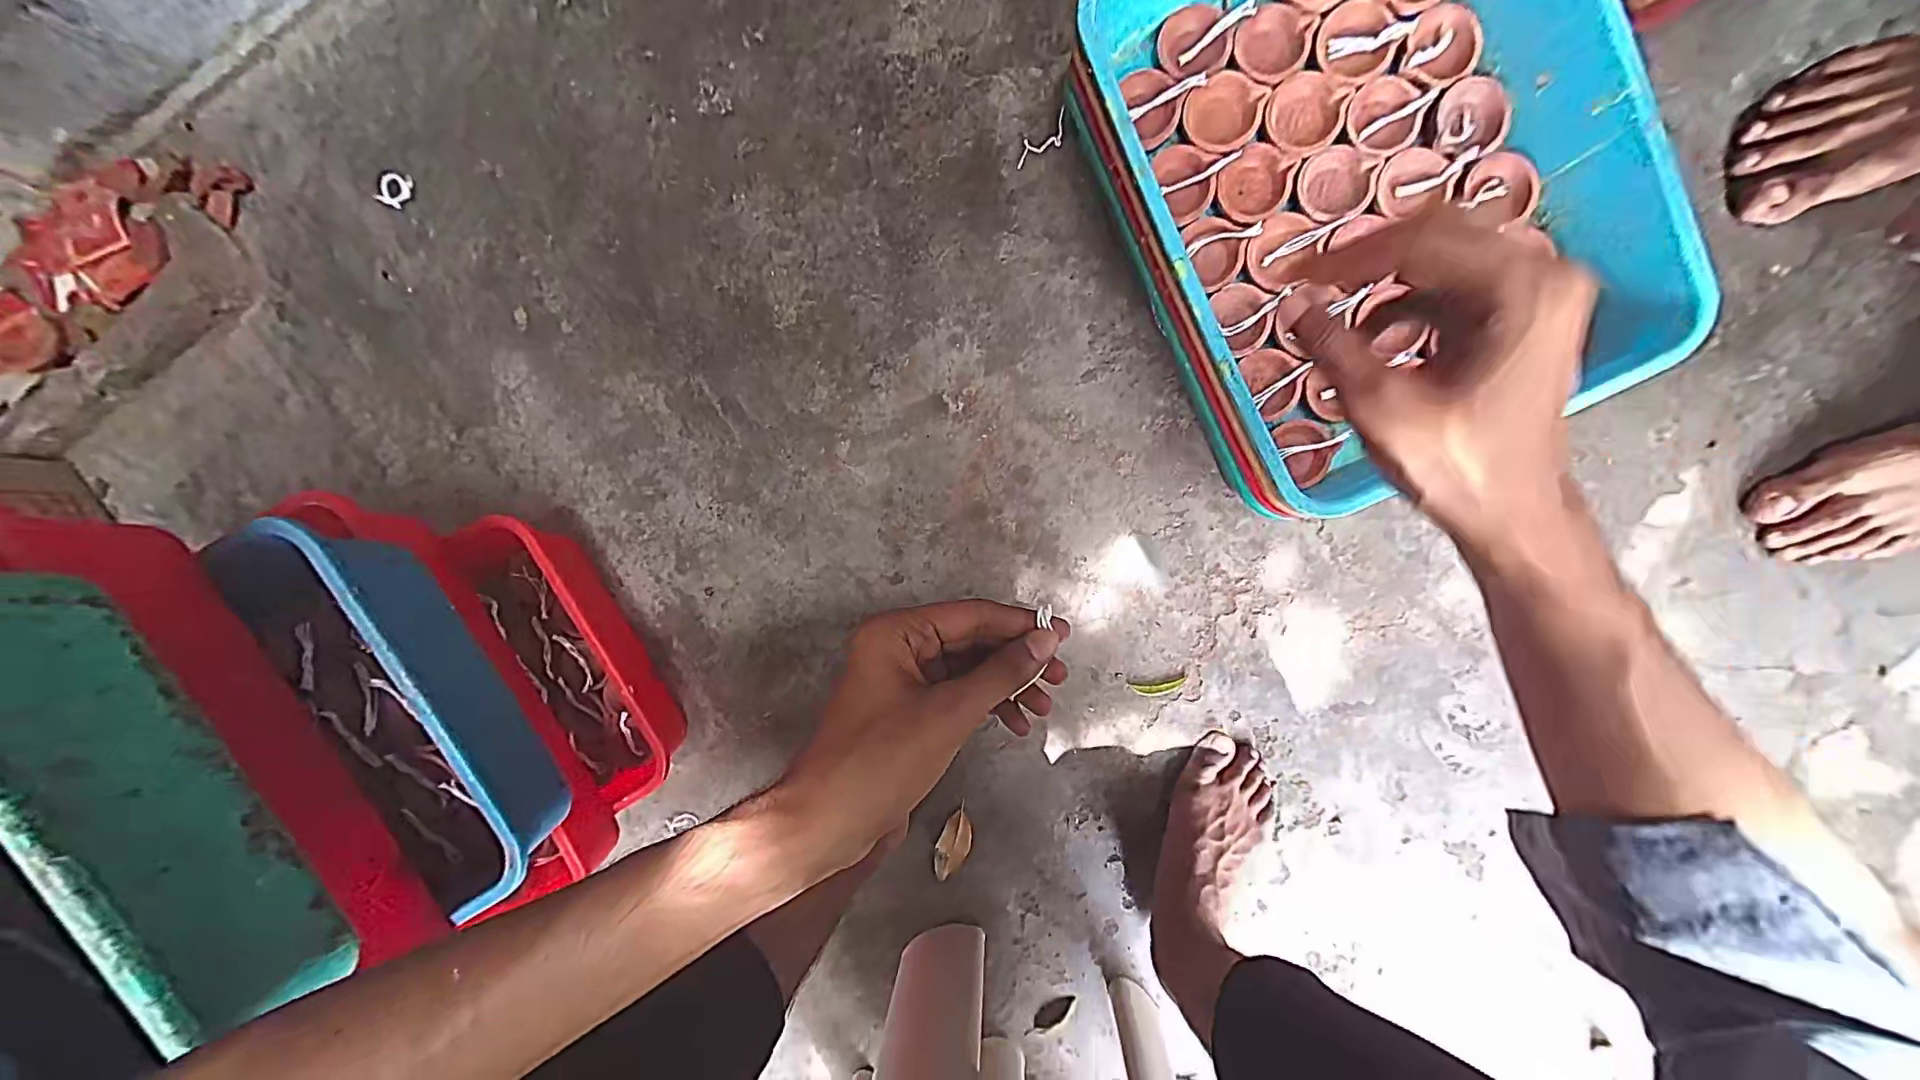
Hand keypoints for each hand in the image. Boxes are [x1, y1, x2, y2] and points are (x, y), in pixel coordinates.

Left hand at [770, 600, 1068, 871]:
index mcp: (895, 633)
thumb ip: (1001, 672)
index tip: (1060, 634)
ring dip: (1006, 684)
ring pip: (967, 668)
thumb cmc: (880, 763)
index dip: (1018, 625)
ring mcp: (901, 678)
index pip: (970, 616)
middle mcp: (897, 647)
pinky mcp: (908, 709)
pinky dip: (986, 704)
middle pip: (970, 640)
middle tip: (1057, 674)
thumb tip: (1044, 640)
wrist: (830, 823)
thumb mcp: (949, 713)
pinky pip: (955, 693)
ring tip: (1042, 705)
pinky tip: (1014, 721)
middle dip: (1015, 659)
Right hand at [1295, 208, 1598, 541]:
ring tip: (1337, 313)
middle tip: (1312, 280)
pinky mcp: (1518, 320)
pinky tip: (1373, 338)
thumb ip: (1332, 347)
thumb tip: (1295, 305)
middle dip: (1366, 260)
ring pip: (1442, 260)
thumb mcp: (1380, 406)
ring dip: (1383, 284)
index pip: (1419, 242)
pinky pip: (1451, 289)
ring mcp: (1534, 296)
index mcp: (1521, 288)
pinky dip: (1405, 306)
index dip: (1346, 258)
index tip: (1295, 274)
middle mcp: (1541, 277)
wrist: (1509, 511)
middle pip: (1437, 237)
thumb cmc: (1456, 466)